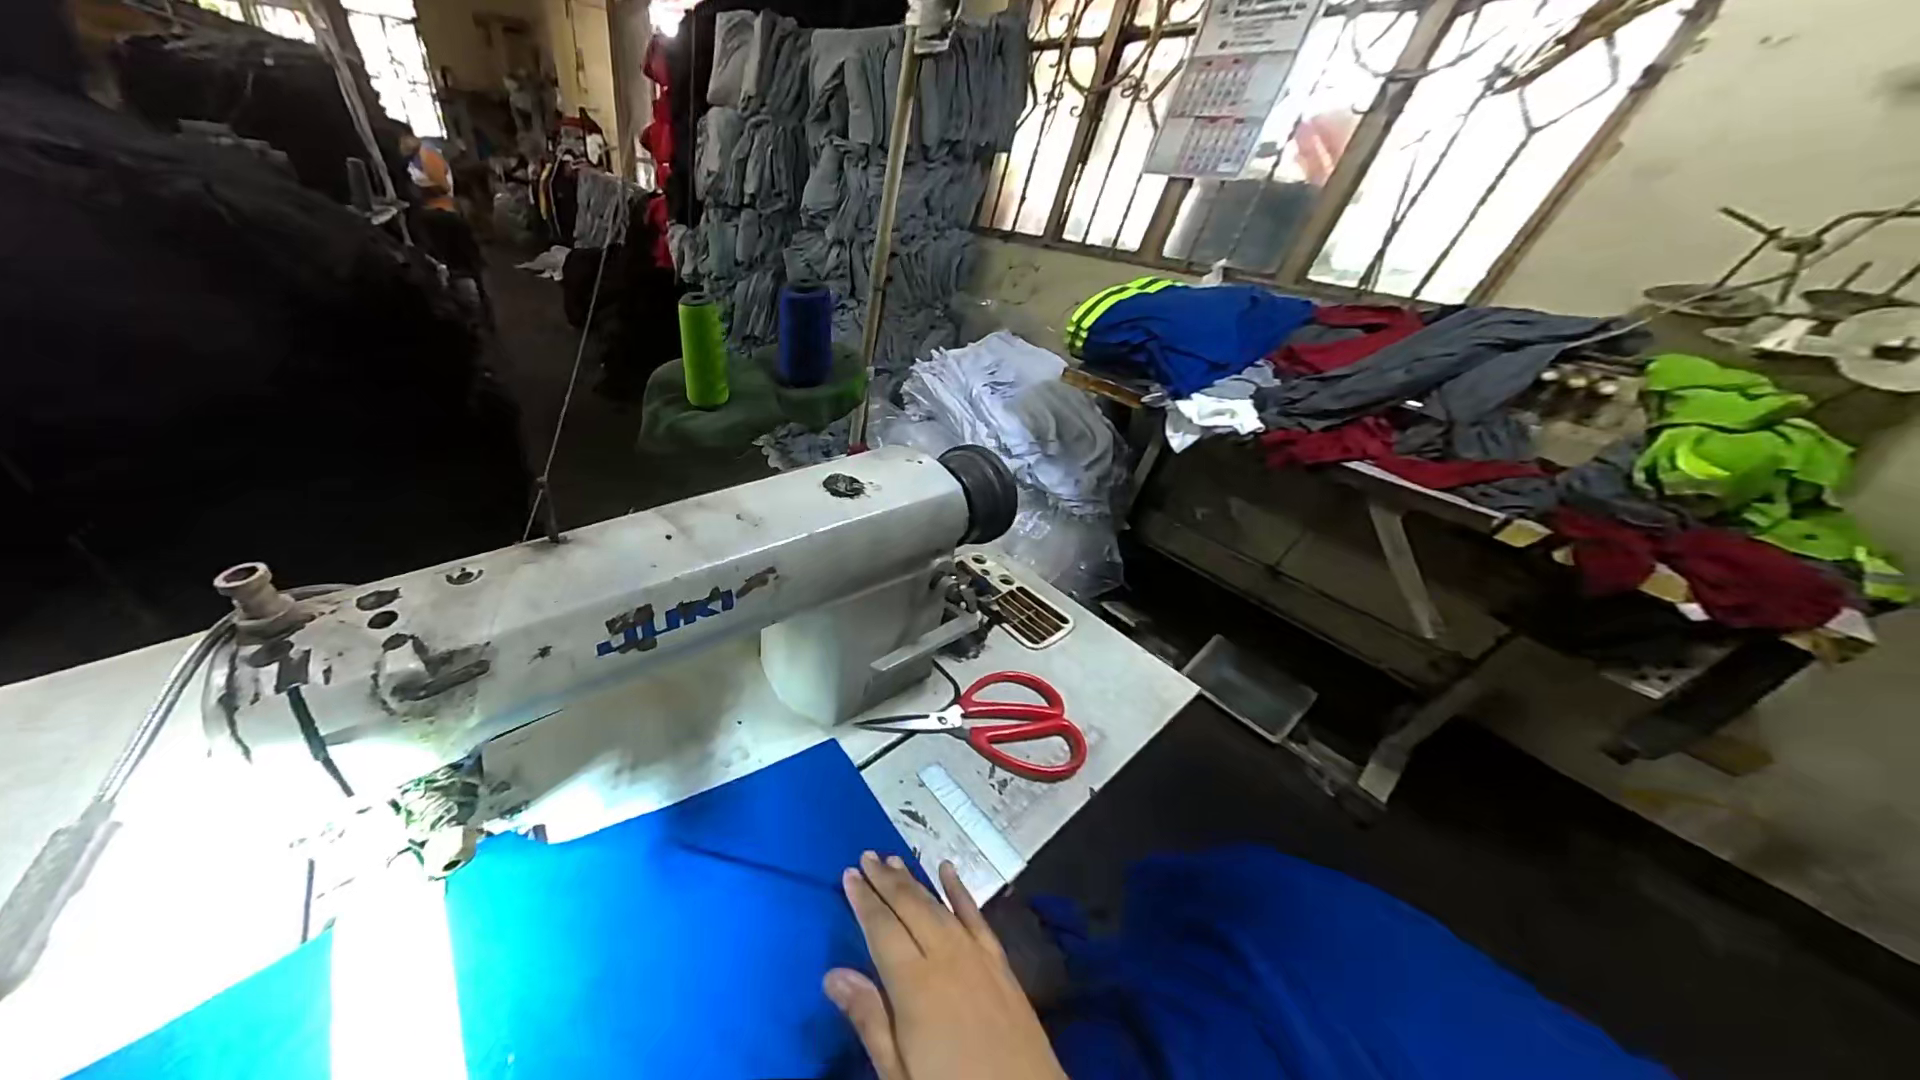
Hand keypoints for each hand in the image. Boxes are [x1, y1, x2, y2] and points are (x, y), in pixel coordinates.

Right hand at [826, 852, 1067, 1079]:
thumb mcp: (899, 1073)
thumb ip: (869, 1019)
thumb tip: (833, 973)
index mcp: (915, 984)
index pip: (882, 929)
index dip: (864, 900)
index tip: (849, 874)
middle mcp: (945, 956)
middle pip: (910, 907)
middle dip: (886, 880)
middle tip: (866, 856)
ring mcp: (976, 954)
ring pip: (939, 904)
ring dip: (915, 880)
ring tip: (894, 859)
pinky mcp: (999, 961)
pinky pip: (975, 914)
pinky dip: (959, 889)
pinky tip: (948, 869)